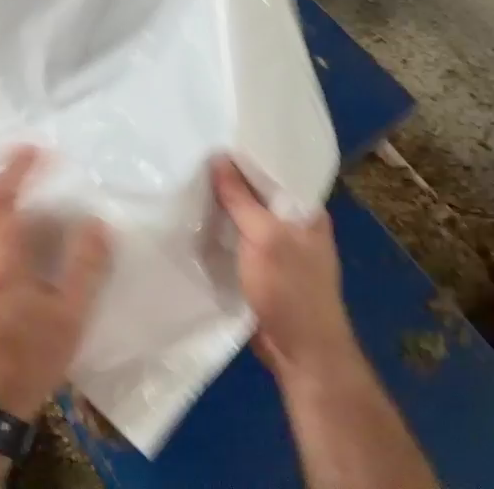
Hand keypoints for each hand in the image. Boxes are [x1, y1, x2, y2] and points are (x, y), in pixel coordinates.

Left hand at [0, 146, 111, 416]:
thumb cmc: (32, 356)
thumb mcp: (70, 315)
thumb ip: (85, 266)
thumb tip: (96, 223)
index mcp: (1, 258)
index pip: (7, 198)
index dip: (21, 169)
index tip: (39, 148)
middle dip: (4, 173)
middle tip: (27, 155)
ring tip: (19, 182)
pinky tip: (5, 222)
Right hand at [210, 156, 354, 382]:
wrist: (301, 354)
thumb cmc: (291, 290)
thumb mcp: (265, 237)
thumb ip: (241, 198)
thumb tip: (219, 157)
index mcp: (307, 211)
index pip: (277, 171)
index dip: (248, 155)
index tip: (214, 138)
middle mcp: (295, 226)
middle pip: (257, 194)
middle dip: (229, 181)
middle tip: (191, 157)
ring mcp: (277, 251)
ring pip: (244, 220)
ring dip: (221, 210)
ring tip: (186, 183)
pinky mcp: (260, 272)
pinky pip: (236, 243)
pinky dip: (219, 235)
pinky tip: (194, 223)